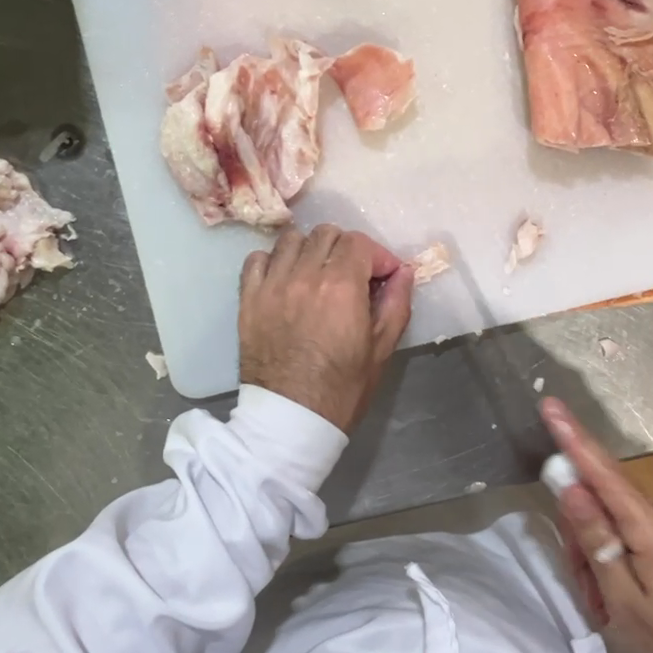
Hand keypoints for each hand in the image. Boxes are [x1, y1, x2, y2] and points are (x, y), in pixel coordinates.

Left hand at [239, 224, 413, 431]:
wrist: (290, 419)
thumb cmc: (342, 388)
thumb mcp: (382, 348)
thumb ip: (395, 303)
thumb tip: (403, 272)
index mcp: (341, 286)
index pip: (359, 243)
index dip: (377, 256)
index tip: (384, 277)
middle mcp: (304, 275)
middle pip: (326, 234)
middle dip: (346, 248)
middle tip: (354, 275)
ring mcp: (272, 285)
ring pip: (292, 240)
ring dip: (310, 250)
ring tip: (318, 274)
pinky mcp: (248, 299)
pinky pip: (256, 259)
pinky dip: (274, 261)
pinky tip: (285, 279)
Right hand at [542, 398, 652, 652]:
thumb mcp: (624, 598)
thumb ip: (596, 540)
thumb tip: (571, 488)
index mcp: (649, 526)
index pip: (602, 472)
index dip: (573, 438)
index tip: (550, 405)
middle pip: (598, 500)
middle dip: (580, 537)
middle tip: (586, 587)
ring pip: (609, 522)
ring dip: (595, 558)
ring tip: (604, 604)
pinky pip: (627, 536)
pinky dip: (612, 561)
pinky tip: (616, 597)